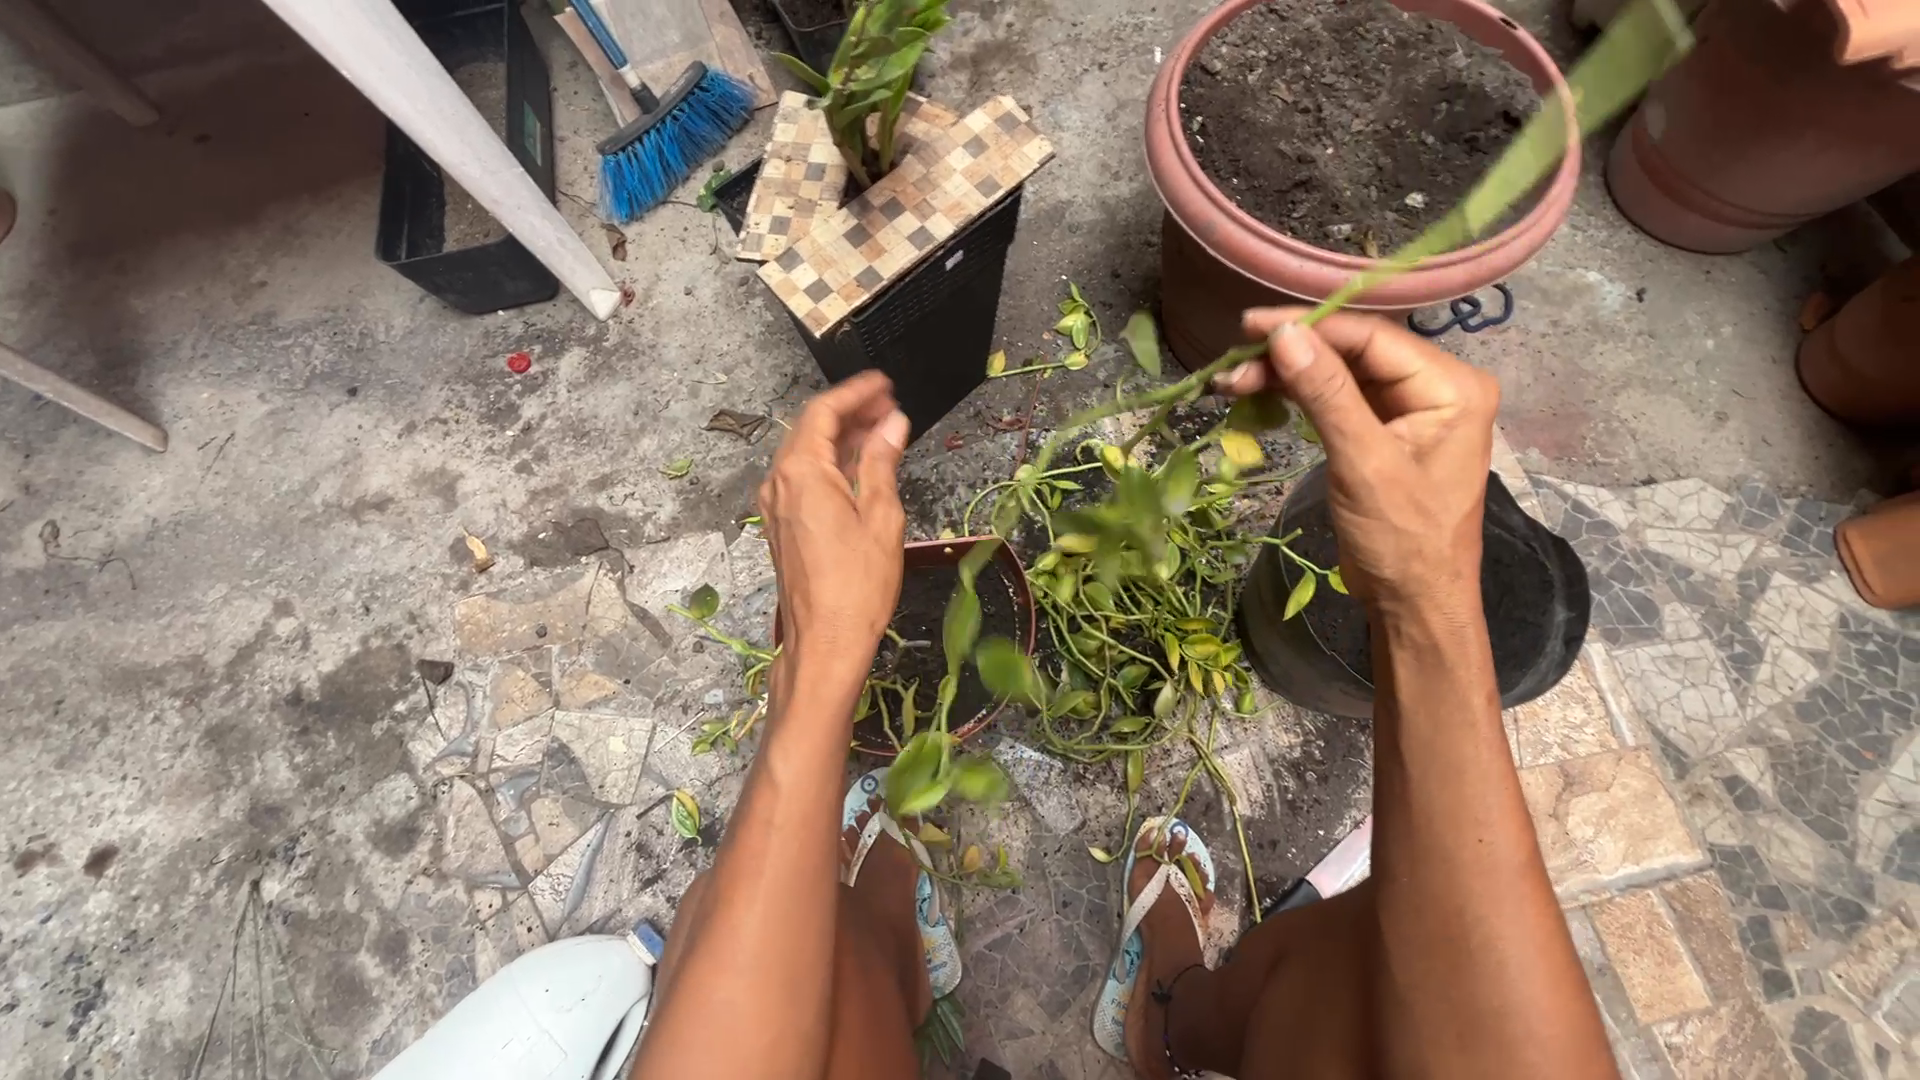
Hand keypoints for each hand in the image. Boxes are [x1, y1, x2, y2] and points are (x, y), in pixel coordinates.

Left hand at [759, 371, 910, 697]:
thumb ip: (882, 462)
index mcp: (802, 473)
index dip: (855, 393)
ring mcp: (776, 506)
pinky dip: (831, 465)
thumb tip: (892, 424)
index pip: (823, 412)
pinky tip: (860, 468)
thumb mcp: (881, 517)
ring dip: (841, 439)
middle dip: (850, 413)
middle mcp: (779, 483)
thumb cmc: (859, 585)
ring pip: (806, 454)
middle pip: (811, 430)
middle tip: (888, 405)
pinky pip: (804, 480)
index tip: (884, 383)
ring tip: (881, 430)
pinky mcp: (782, 526)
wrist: (825, 642)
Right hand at [1220, 308, 1498, 615]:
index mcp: (1450, 386)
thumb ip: (1326, 395)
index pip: (1371, 338)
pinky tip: (1259, 396)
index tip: (1250, 326)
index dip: (1309, 326)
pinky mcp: (1382, 432)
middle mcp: (1434, 387)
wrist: (1413, 600)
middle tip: (1233, 363)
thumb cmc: (1401, 539)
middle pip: (1352, 353)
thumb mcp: (1363, 463)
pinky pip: (1335, 401)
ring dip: (1285, 377)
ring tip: (1233, 383)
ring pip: (1338, 375)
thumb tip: (1283, 335)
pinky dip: (1296, 398)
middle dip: (1290, 354)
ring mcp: (1407, 410)